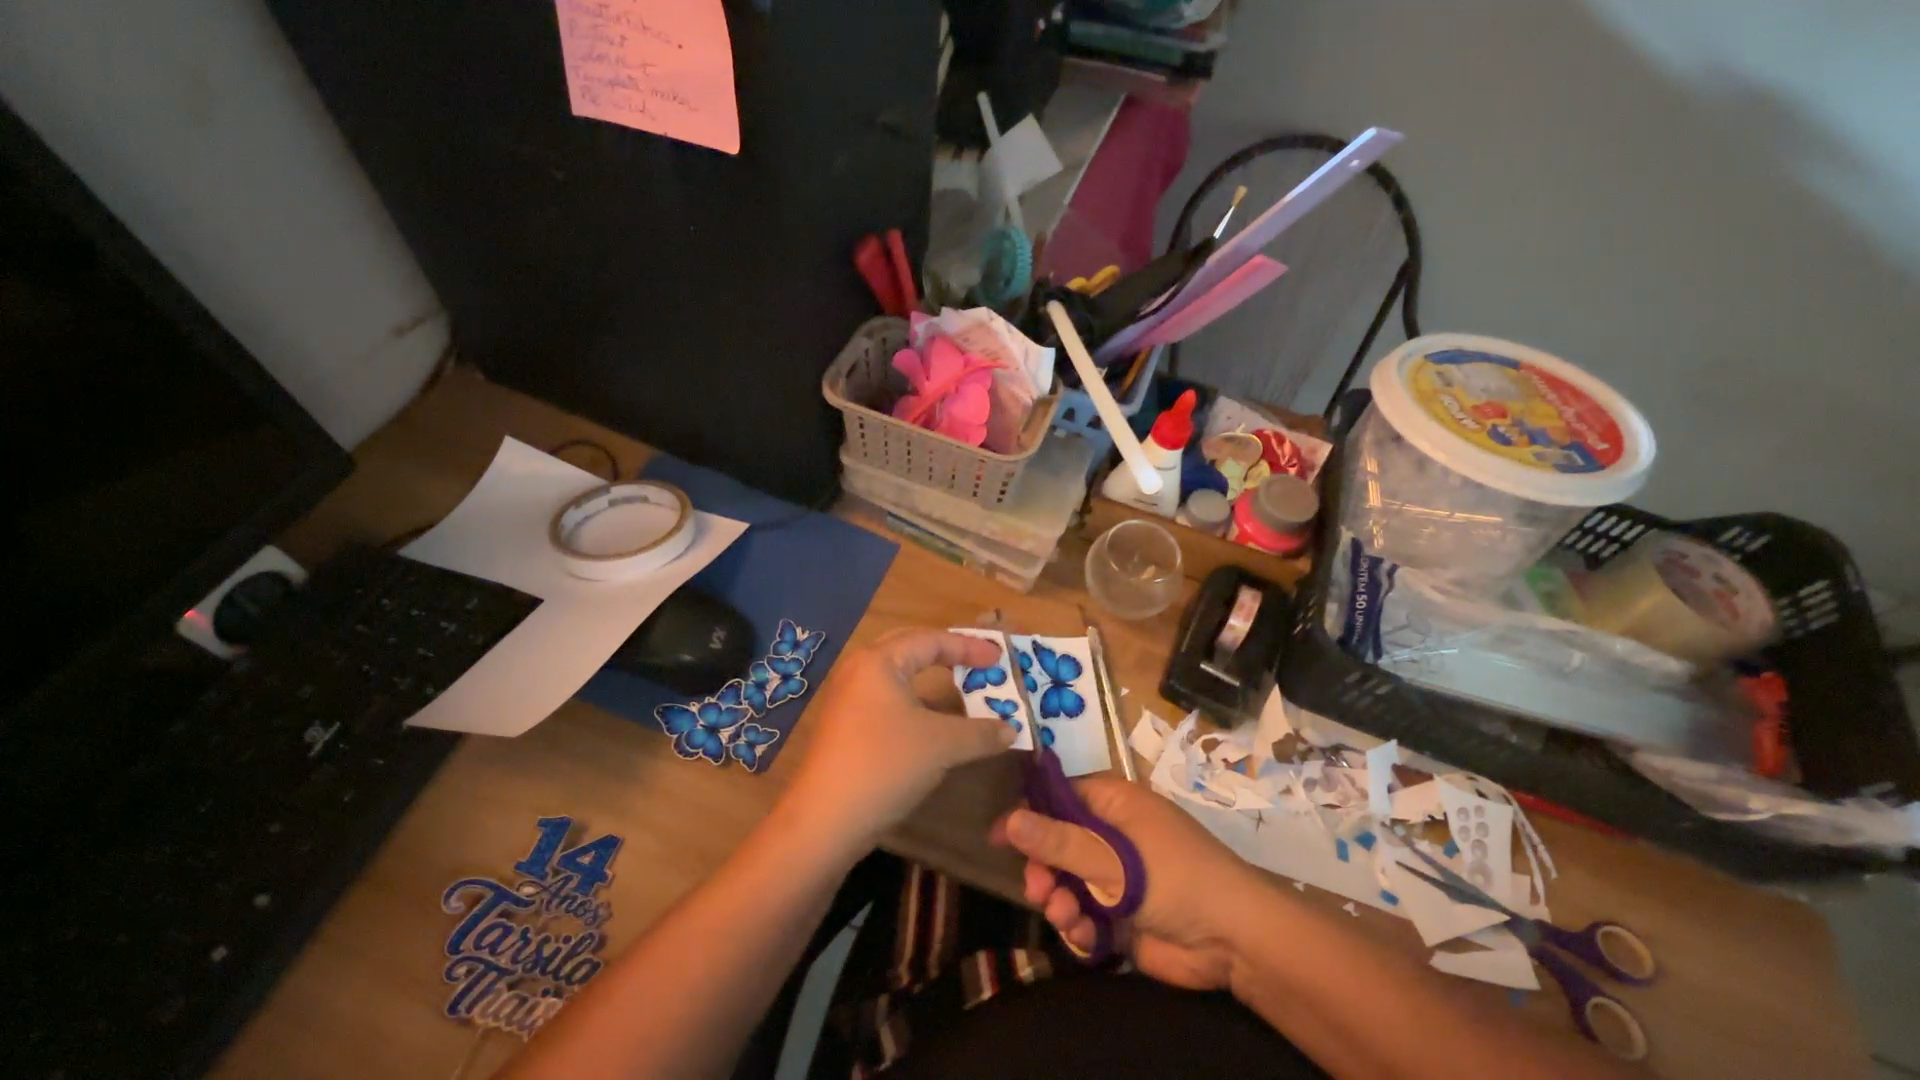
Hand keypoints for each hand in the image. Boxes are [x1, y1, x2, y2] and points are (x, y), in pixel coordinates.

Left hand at [783, 628, 1015, 844]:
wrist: (826, 820)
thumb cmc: (885, 765)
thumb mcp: (942, 745)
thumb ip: (981, 733)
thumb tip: (1011, 730)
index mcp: (878, 662)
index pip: (930, 640)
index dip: (969, 647)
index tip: (999, 658)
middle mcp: (859, 672)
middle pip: (909, 650)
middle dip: (947, 655)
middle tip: (979, 663)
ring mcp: (848, 701)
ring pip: (897, 679)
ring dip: (931, 682)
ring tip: (961, 690)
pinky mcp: (845, 729)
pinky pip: (888, 703)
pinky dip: (917, 706)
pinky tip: (934, 726)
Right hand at [992, 778, 1265, 991]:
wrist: (1233, 941)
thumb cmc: (1175, 879)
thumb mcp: (1113, 860)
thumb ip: (1058, 843)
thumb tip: (1008, 819)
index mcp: (1115, 805)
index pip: (1059, 798)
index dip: (1028, 815)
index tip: (997, 837)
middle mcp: (1113, 837)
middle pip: (1057, 845)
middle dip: (1044, 870)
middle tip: (1039, 891)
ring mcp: (1117, 878)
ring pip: (1066, 884)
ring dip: (1060, 902)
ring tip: (1068, 918)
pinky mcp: (1120, 916)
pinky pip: (1083, 915)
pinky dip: (1080, 927)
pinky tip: (1088, 938)